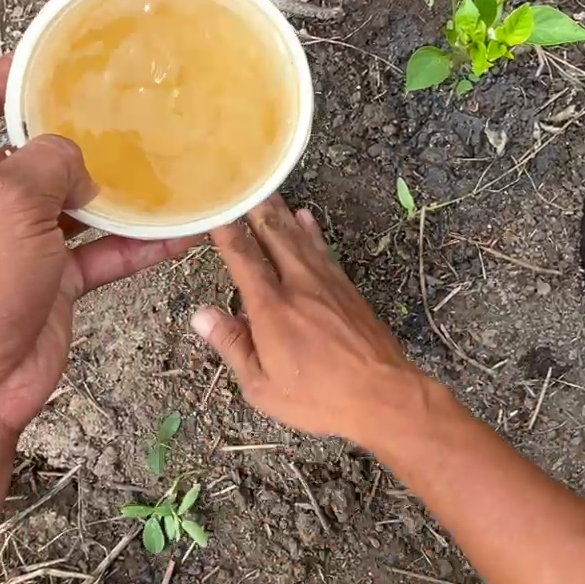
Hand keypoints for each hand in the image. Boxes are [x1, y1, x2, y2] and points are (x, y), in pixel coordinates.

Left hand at [0, 58, 199, 454]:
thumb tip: (71, 156)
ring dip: (117, 198)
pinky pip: (94, 257)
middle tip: (137, 116)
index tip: (65, 58)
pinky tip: (178, 237)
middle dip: (80, 139)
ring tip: (170, 173)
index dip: (13, 76)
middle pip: (30, 156)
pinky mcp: (42, 290)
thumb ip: (45, 162)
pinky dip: (131, 248)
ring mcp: (7, 251)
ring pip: (71, 209)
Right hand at [192, 195, 432, 447]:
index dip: (227, 233)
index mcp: (272, 308)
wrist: (383, 393)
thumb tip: (201, 315)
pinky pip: (324, 250)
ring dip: (281, 214)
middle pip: (274, 236)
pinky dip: (312, 231)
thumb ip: (233, 345)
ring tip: (268, 192)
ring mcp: (327, 284)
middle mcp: (299, 286)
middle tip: (243, 185)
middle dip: (256, 210)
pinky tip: (306, 218)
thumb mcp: (263, 386)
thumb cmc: (319, 398)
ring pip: (300, 238)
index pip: (244, 259)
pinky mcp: (348, 289)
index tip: (216, 211)